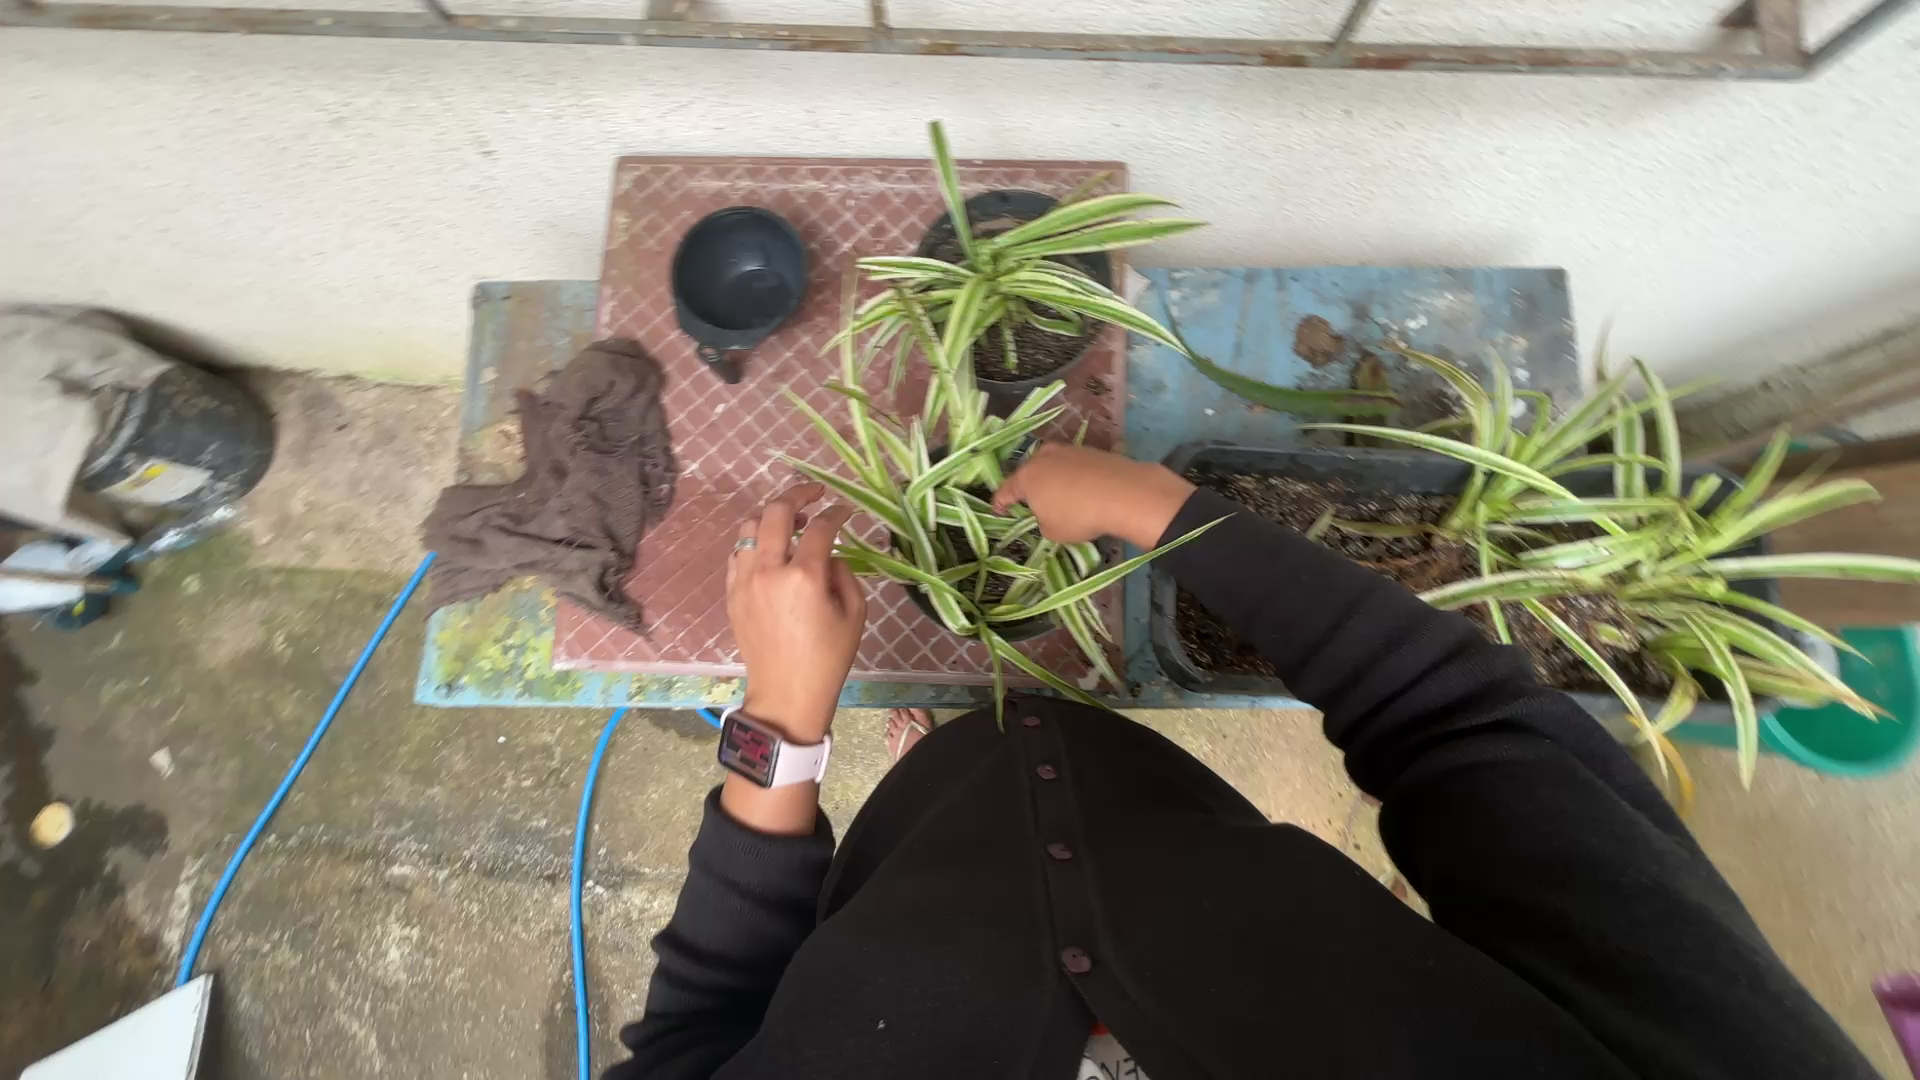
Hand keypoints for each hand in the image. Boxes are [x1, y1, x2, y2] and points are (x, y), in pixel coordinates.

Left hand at [727, 483, 866, 743]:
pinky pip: (737, 553)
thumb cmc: (828, 657)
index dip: (837, 513)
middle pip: (776, 512)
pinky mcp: (732, 593)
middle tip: (815, 494)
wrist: (787, 693)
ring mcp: (745, 581)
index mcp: (804, 576)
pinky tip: (770, 549)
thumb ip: (844, 573)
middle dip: (798, 495)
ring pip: (749, 527)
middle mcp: (769, 571)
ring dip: (771, 517)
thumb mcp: (855, 613)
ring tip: (791, 523)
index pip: (821, 528)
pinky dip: (754, 542)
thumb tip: (830, 555)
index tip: (845, 510)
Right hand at [993, 443, 1194, 548]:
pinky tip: (1083, 490)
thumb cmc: (1079, 516)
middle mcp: (1043, 457)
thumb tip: (1047, 513)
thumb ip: (1042, 522)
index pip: (1005, 491)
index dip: (1000, 503)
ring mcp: (1068, 450)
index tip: (999, 511)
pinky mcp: (1091, 450)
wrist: (1125, 493)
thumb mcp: (1052, 531)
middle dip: (1028, 487)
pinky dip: (1073, 477)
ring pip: (1052, 466)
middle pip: (1028, 473)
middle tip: (1031, 503)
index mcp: (1027, 476)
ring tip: (1060, 497)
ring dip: (1051, 480)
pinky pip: (1073, 466)